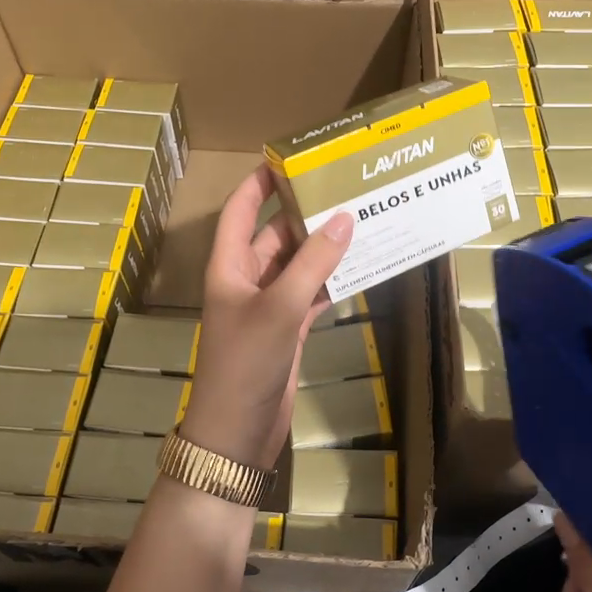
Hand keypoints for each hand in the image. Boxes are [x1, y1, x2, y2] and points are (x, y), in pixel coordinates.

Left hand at [181, 167, 352, 468]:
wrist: (236, 434)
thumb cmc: (247, 362)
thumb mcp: (281, 307)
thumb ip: (313, 263)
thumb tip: (344, 217)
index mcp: (229, 265)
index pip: (240, 210)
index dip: (259, 181)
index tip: (288, 157)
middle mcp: (247, 279)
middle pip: (275, 233)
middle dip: (304, 212)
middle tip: (344, 187)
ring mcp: (268, 305)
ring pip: (298, 264)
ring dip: (324, 247)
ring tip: (362, 219)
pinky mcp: (288, 329)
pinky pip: (312, 293)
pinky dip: (332, 281)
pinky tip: (361, 267)